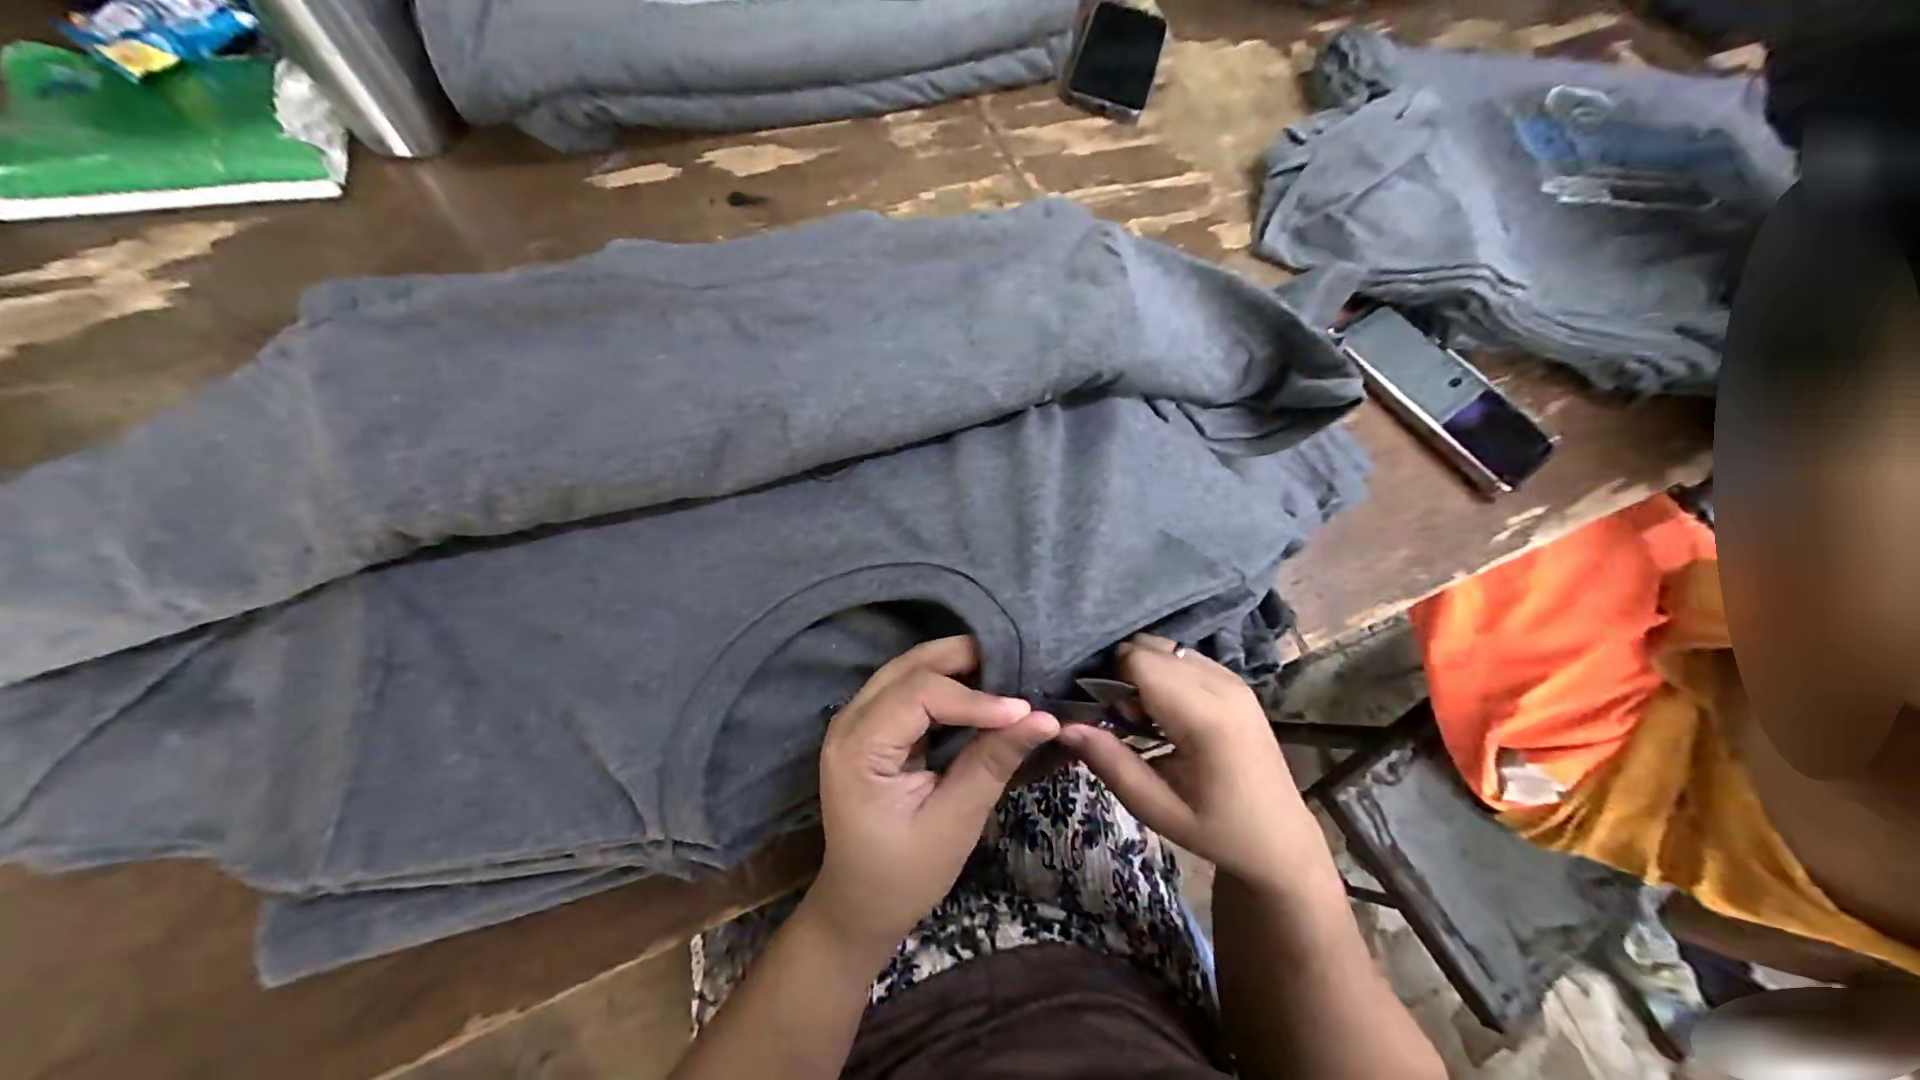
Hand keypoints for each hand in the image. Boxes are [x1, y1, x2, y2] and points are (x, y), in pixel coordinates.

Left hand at [804, 636, 1059, 963]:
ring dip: (957, 663)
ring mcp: (856, 718)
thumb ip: (992, 762)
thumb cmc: (903, 874)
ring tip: (1007, 669)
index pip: (919, 694)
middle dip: (966, 659)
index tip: (1024, 709)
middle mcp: (849, 720)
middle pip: (910, 666)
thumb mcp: (954, 823)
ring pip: (909, 667)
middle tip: (1020, 663)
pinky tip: (980, 684)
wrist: (859, 902)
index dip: (975, 697)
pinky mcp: (871, 723)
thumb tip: (1044, 718)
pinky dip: (947, 679)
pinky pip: (909, 685)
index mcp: (858, 748)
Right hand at [1058, 634, 1329, 891]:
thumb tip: (1063, 726)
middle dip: (1123, 674)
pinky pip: (1183, 656)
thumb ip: (1109, 762)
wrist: (1281, 840)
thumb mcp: (1156, 808)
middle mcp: (1223, 685)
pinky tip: (1165, 713)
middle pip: (1150, 647)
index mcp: (1206, 717)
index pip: (1139, 661)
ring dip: (1143, 672)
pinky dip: (1163, 673)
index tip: (1107, 718)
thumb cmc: (1216, 830)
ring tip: (1144, 718)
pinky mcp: (1236, 681)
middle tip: (1123, 720)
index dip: (1110, 680)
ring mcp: (1233, 679)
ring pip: (1165, 647)